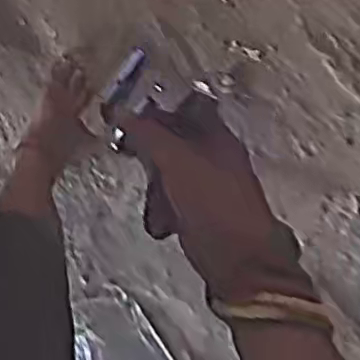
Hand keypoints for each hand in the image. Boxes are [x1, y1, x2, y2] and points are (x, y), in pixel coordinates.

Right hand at [119, 99, 303, 299]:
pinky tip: (157, 214)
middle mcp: (215, 155)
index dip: (159, 95)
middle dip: (145, 137)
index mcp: (218, 138)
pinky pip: (169, 189)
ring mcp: (208, 181)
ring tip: (147, 192)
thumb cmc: (213, 204)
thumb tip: (119, 109)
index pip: (187, 101)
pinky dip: (159, 199)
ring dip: (151, 174)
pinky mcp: (199, 205)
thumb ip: (144, 130)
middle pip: (171, 131)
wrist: (240, 265)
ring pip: (166, 161)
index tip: (130, 94)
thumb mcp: (172, 158)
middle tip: (124, 140)